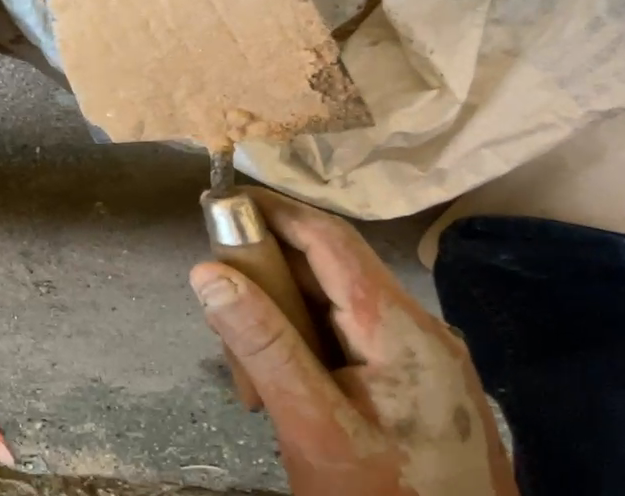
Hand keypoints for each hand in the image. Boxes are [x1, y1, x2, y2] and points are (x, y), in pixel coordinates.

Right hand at [190, 191, 516, 495]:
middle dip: (262, 277)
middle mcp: (419, 331)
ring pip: (328, 303)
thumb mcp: (314, 426)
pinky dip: (298, 342)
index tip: (213, 197)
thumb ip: (262, 345)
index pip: (329, 239)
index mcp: (403, 331)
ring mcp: (420, 358)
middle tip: (218, 310)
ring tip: (249, 372)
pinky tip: (279, 384)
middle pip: (324, 269)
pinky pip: (342, 335)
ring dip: (275, 317)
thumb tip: (205, 270)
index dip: (271, 210)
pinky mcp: (413, 383)